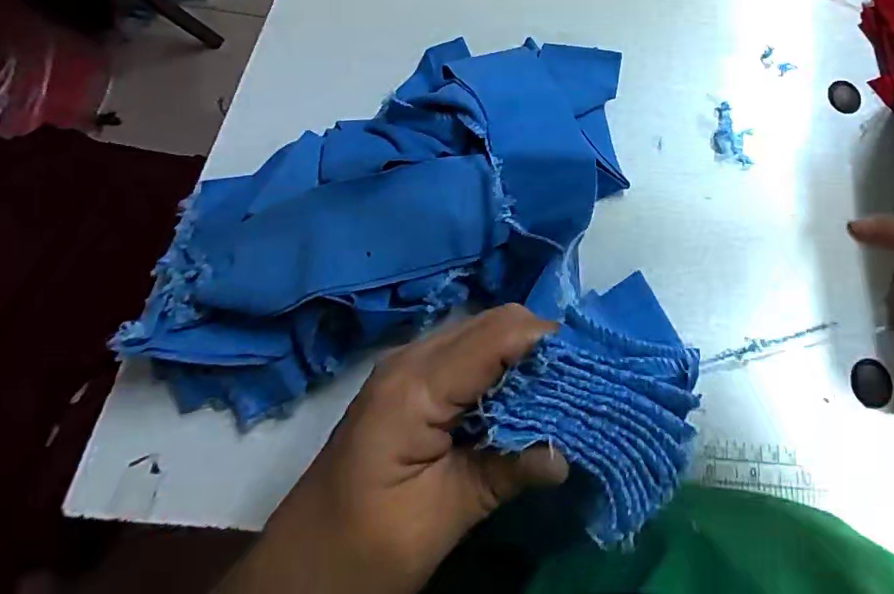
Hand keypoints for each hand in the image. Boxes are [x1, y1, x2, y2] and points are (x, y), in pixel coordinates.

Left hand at [215, 304, 568, 593]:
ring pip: (480, 335)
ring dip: (523, 356)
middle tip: (585, 383)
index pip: (496, 334)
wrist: (299, 568)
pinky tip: (524, 400)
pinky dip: (500, 370)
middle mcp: (411, 359)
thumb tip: (565, 451)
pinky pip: (465, 358)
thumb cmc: (363, 548)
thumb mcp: (439, 517)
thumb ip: (502, 473)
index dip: (548, 341)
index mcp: (416, 384)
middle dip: (541, 345)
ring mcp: (407, 368)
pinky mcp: (409, 385)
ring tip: (564, 391)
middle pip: (490, 324)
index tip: (594, 366)